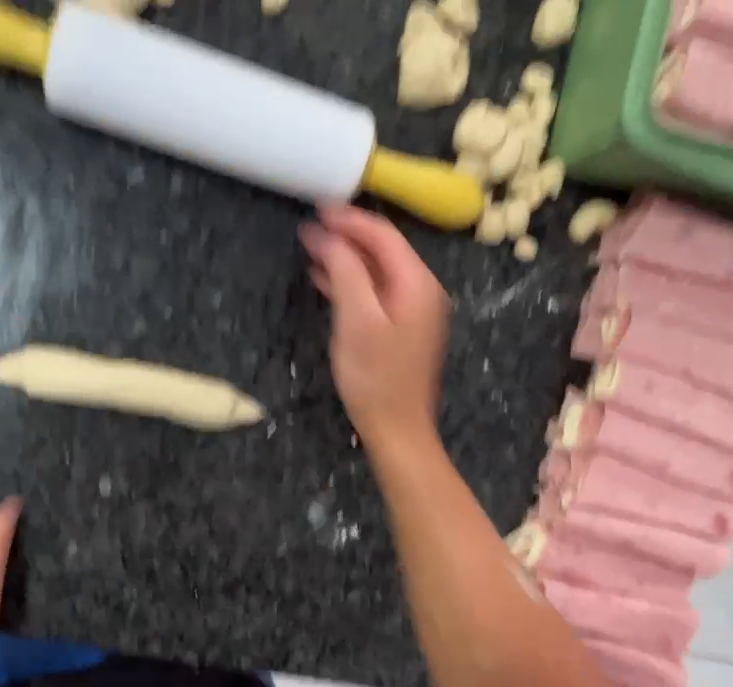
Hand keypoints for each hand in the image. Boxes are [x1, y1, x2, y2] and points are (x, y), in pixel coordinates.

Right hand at [299, 204, 450, 445]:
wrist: (397, 430)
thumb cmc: (375, 378)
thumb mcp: (356, 320)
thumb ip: (345, 272)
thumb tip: (331, 238)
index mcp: (416, 284)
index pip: (382, 236)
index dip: (349, 220)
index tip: (317, 209)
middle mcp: (422, 291)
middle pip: (383, 251)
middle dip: (346, 237)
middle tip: (310, 227)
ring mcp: (414, 312)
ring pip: (378, 272)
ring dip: (346, 259)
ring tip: (311, 250)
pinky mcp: (403, 331)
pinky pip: (377, 294)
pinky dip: (352, 284)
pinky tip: (327, 282)